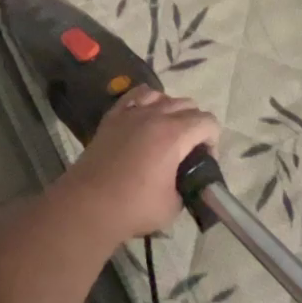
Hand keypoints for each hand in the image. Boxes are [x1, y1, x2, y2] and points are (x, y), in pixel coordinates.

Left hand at [52, 87, 219, 244]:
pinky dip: (146, 101)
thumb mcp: (173, 205)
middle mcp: (155, 115)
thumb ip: (186, 186)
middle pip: (187, 104)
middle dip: (195, 124)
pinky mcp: (112, 117)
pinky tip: (145, 116)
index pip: (207, 121)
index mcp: (174, 134)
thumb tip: (183, 181)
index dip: (213, 140)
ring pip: (161, 95)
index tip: (204, 161)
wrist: (88, 204)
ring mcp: (131, 113)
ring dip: (171, 110)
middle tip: (188, 151)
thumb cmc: (133, 207)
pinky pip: (134, 95)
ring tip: (167, 132)